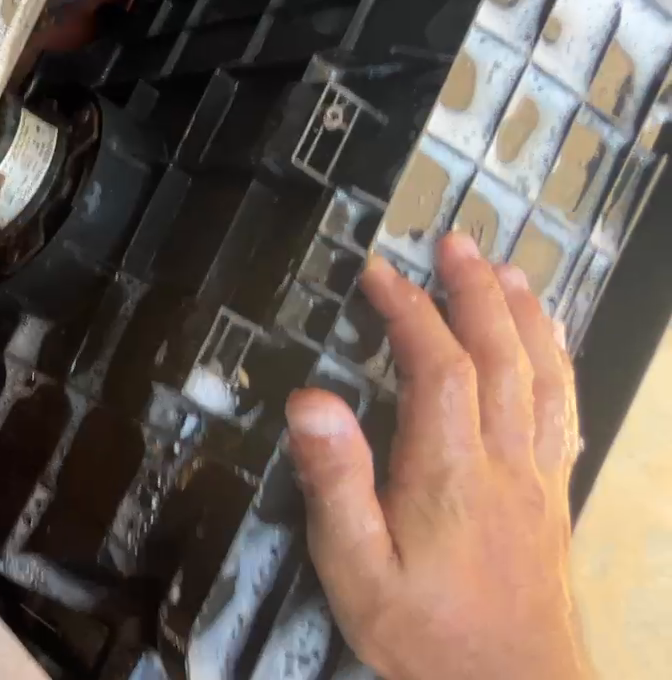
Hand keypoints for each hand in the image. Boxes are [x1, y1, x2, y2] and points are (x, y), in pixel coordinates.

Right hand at [284, 233, 591, 679]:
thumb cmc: (419, 626)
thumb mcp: (353, 557)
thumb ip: (333, 477)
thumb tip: (310, 397)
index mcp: (452, 471)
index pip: (438, 369)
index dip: (410, 312)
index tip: (378, 271)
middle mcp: (506, 465)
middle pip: (504, 362)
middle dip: (478, 295)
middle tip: (456, 244)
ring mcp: (537, 482)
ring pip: (544, 384)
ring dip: (527, 321)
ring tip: (510, 274)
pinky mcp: (549, 501)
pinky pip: (560, 416)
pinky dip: (554, 368)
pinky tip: (544, 352)